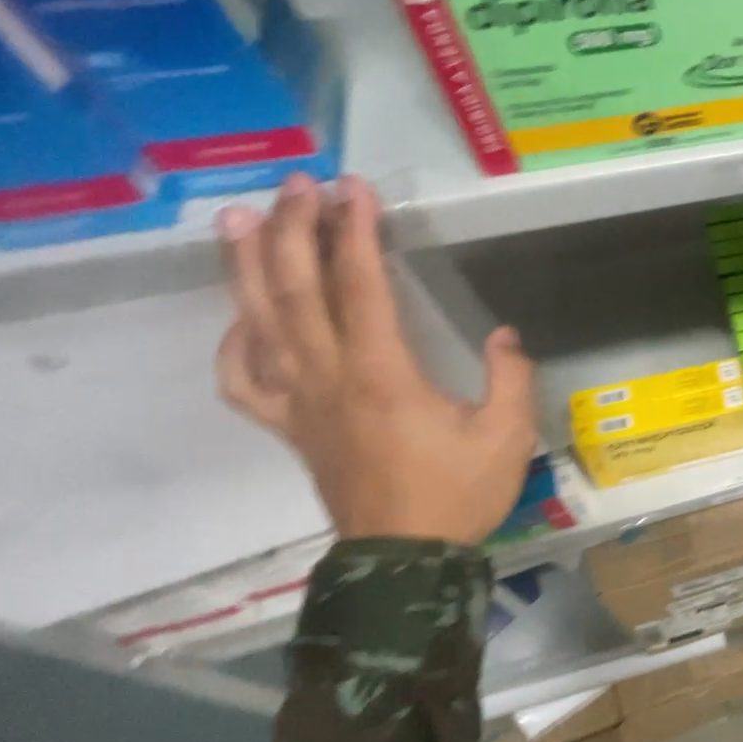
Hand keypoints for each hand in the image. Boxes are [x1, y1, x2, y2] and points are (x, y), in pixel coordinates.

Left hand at [215, 174, 537, 546]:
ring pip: (258, 322)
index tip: (353, 188)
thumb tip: (503, 334)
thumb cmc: (460, 493)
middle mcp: (329, 376)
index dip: (355, 232)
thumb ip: (510, 378)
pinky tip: (241, 322)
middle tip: (295, 185)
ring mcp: (299, 402)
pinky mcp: (289, 427)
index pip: (361, 287)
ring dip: (245, 266)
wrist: (405, 556)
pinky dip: (232, 344)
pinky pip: (244, 380)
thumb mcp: (509, 436)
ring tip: (234, 218)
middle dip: (292, 230)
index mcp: (383, 374)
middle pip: (296, 290)